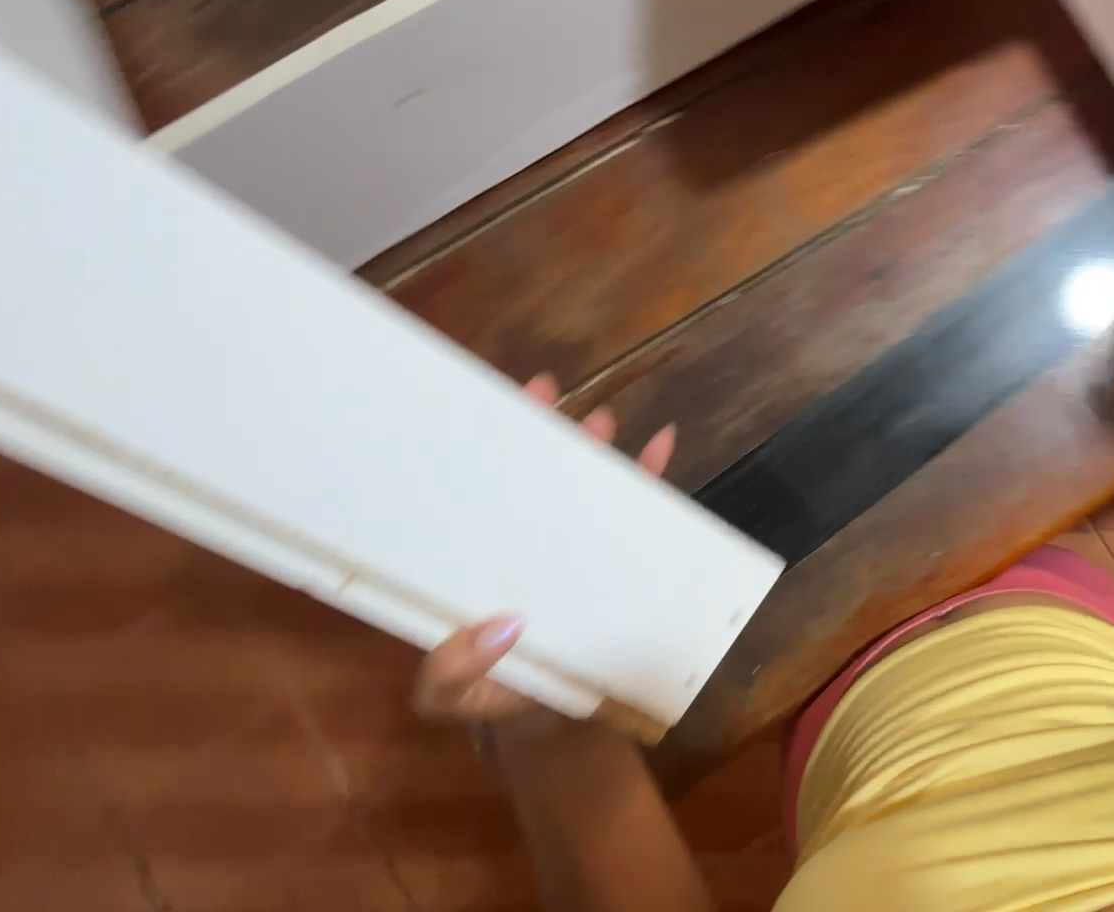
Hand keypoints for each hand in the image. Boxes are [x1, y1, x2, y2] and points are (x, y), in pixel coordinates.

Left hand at [411, 373, 675, 724]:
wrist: (557, 720)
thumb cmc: (498, 698)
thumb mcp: (452, 697)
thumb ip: (450, 674)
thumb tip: (503, 623)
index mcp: (483, 560)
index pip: (482, 495)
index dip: (484, 451)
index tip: (485, 413)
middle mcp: (530, 540)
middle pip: (536, 476)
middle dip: (543, 431)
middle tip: (550, 394)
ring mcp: (579, 546)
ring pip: (589, 485)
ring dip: (598, 448)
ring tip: (603, 421)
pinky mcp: (623, 556)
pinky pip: (642, 510)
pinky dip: (653, 476)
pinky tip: (663, 442)